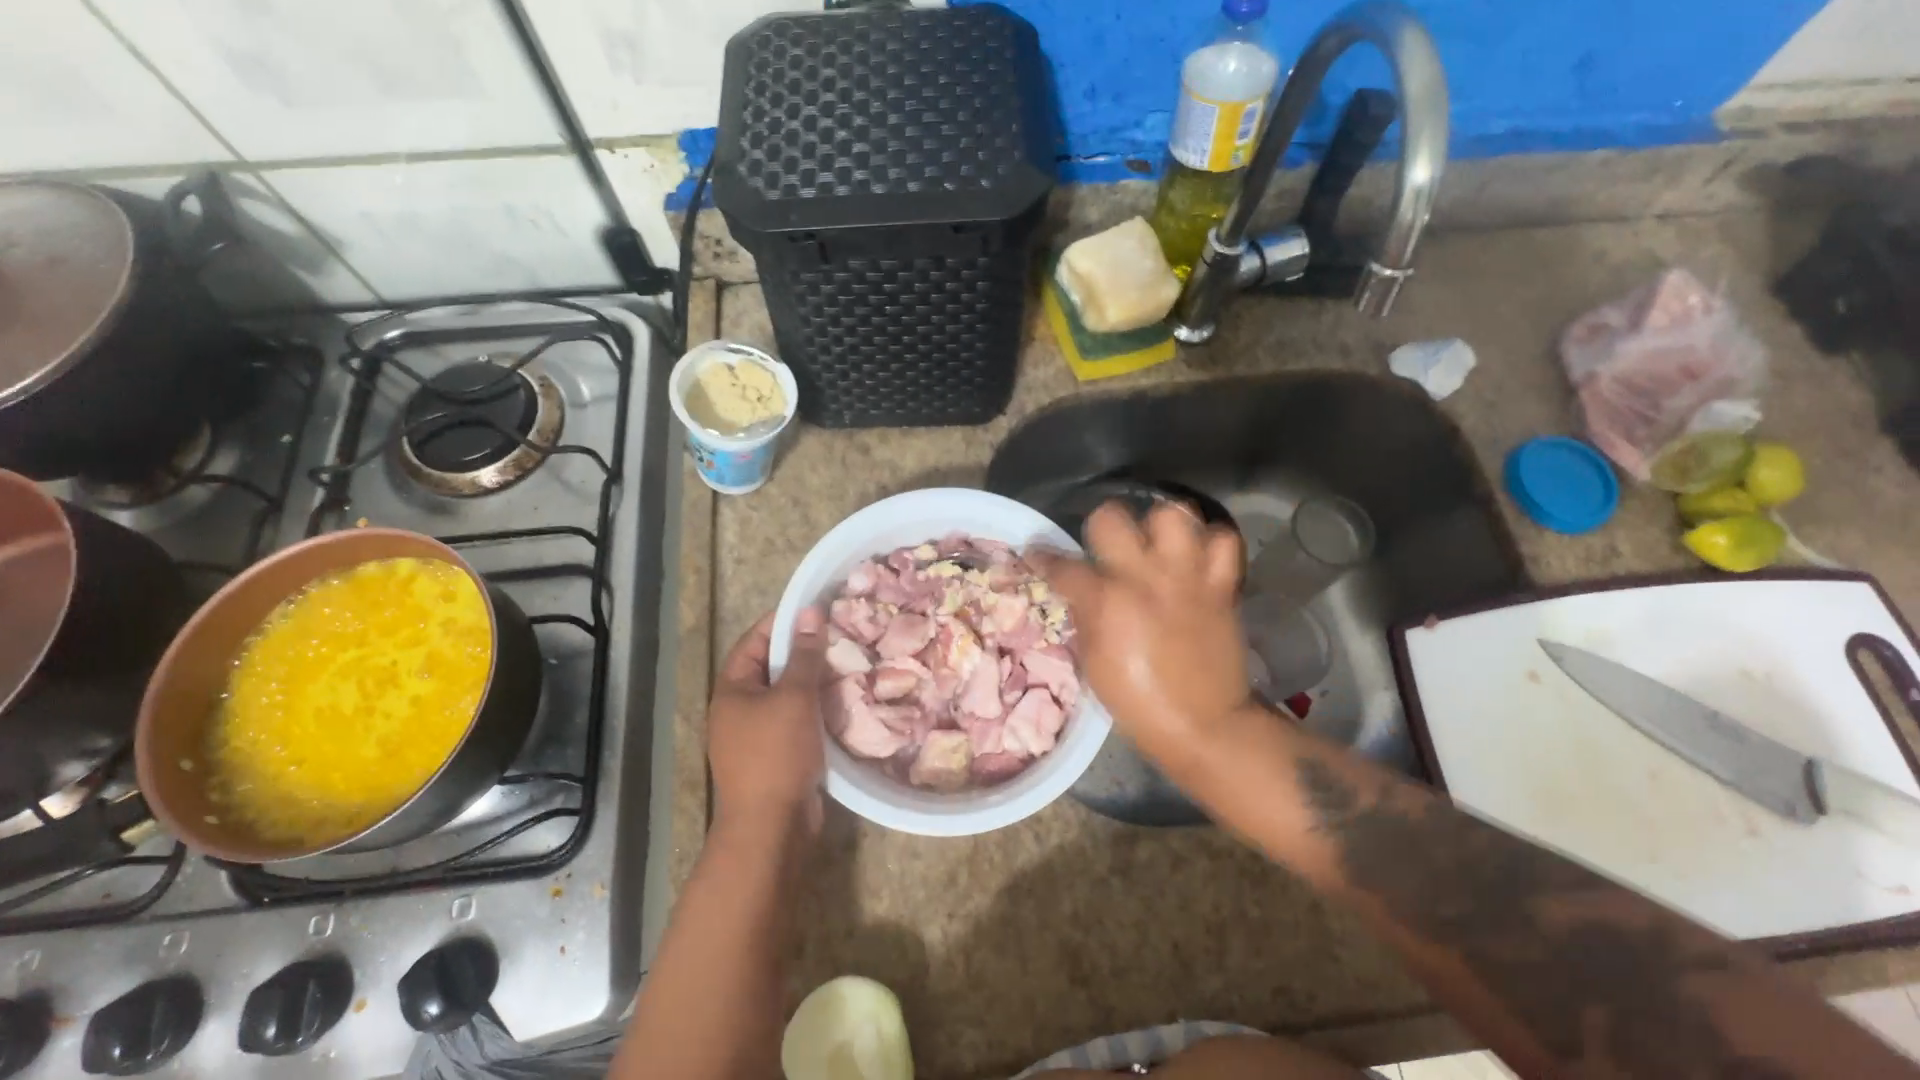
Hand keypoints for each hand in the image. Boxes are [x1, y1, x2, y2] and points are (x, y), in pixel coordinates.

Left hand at [708, 608, 830, 840]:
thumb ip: (804, 655)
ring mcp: (754, 737)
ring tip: (847, 665)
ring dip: (813, 683)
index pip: (754, 642)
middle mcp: (738, 710)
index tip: (816, 609)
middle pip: (770, 669)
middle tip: (840, 636)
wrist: (771, 828)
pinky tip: (842, 705)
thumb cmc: (776, 755)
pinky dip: (816, 712)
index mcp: (731, 690)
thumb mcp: (794, 697)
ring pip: (786, 698)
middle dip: (803, 653)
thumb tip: (811, 612)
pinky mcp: (775, 759)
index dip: (782, 623)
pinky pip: (795, 723)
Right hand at [1032, 500, 1250, 767]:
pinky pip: (1222, 541)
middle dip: (1101, 527)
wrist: (1203, 724)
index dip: (1042, 557)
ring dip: (1160, 527)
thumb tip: (1079, 592)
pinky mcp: (1222, 585)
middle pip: (1112, 517)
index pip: (1061, 564)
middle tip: (1106, 548)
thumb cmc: (1138, 702)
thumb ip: (1085, 616)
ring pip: (1172, 514)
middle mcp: (1145, 577)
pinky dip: (1209, 546)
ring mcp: (1188, 577)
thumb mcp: (1093, 663)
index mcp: (1106, 601)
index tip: (1037, 555)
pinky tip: (1196, 561)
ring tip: (1157, 546)